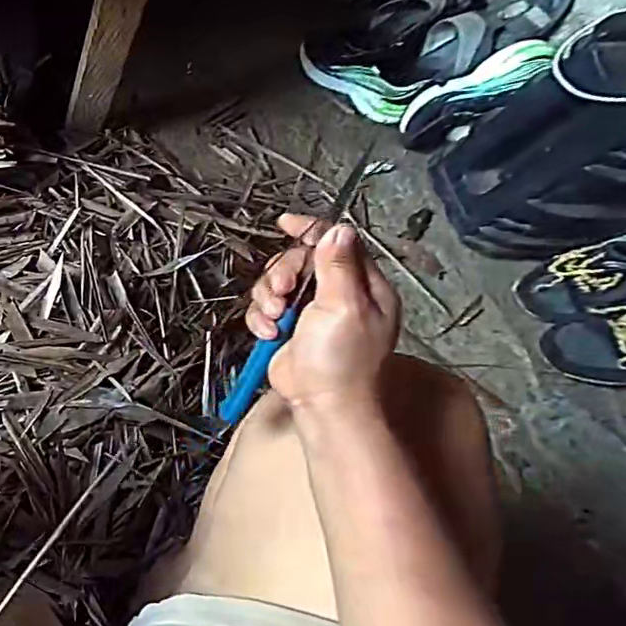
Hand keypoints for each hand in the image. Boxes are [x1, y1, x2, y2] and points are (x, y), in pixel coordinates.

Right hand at [246, 214, 400, 414]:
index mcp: (363, 286)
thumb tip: (337, 230)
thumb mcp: (344, 306)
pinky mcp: (289, 327)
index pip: (337, 243)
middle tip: (282, 293)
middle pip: (298, 261)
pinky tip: (271, 333)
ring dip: (268, 298)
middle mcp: (339, 295)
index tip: (286, 224)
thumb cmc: (342, 362)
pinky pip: (264, 308)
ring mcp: (312, 312)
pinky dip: (262, 319)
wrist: (321, 402)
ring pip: (277, 283)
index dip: (311, 230)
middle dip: (282, 274)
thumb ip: (339, 265)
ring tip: (276, 318)